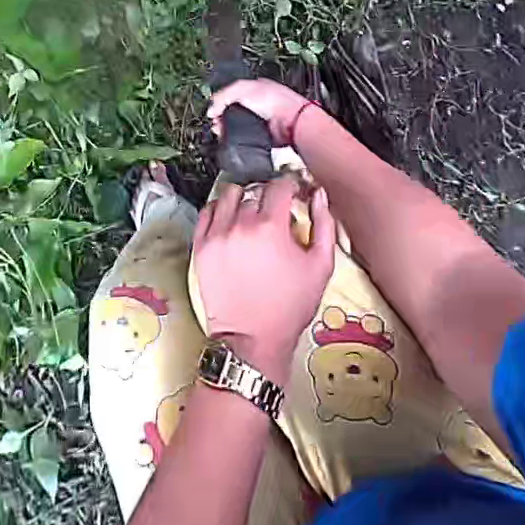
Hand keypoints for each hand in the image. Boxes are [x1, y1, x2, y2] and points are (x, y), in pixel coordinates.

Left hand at [192, 176, 336, 381]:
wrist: (252, 339)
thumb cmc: (290, 306)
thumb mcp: (321, 267)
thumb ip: (324, 225)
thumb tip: (319, 195)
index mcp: (271, 226)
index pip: (280, 186)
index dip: (291, 185)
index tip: (295, 193)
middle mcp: (240, 223)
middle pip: (255, 190)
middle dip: (269, 196)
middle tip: (277, 211)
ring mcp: (217, 233)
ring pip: (229, 195)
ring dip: (243, 198)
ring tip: (252, 215)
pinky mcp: (200, 245)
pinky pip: (208, 211)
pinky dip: (221, 210)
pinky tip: (231, 222)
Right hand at [207, 79, 319, 146]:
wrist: (291, 121)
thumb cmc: (274, 99)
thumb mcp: (241, 89)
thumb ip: (223, 96)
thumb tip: (212, 109)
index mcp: (255, 88)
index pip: (232, 93)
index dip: (220, 101)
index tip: (213, 110)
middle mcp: (259, 103)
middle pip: (233, 110)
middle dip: (221, 117)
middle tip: (215, 122)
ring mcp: (261, 120)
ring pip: (237, 125)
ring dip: (227, 129)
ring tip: (220, 131)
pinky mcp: (263, 135)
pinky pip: (246, 138)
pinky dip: (237, 139)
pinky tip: (231, 139)